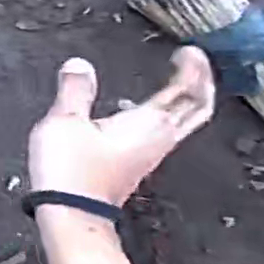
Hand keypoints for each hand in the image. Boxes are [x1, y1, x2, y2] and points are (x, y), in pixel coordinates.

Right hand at [26, 48, 215, 206]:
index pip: (185, 92)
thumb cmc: (71, 169)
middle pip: (194, 110)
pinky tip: (129, 110)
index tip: (190, 51)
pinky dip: (159, 114)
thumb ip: (75, 90)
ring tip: (169, 82)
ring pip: (180, 122)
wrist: (71, 212)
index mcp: (148, 124)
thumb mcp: (64, 121)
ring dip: (181, 100)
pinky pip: (160, 132)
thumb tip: (80, 64)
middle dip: (198, 85)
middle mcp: (157, 139)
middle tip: (192, 65)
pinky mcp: (135, 163)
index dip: (192, 69)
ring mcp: (148, 154)